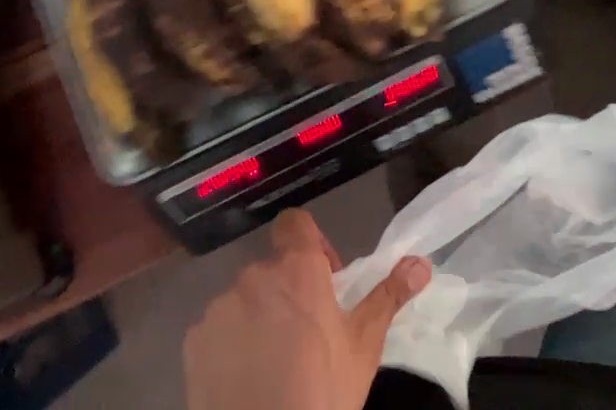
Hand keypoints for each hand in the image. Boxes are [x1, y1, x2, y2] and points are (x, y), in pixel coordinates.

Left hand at [184, 210, 430, 409]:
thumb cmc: (323, 392)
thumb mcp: (363, 346)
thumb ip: (388, 295)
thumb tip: (421, 263)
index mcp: (298, 271)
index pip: (295, 223)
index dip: (310, 243)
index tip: (324, 280)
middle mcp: (254, 277)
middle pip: (273, 269)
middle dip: (289, 291)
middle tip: (307, 334)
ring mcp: (219, 308)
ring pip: (245, 299)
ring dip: (259, 317)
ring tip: (275, 362)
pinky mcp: (193, 340)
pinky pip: (217, 328)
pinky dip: (230, 344)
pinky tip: (246, 377)